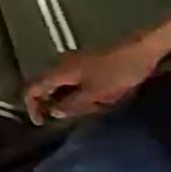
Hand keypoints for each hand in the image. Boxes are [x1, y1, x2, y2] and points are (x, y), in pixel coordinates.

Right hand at [23, 41, 161, 123]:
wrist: (139, 49)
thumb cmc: (116, 72)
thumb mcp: (96, 93)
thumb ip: (73, 104)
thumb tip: (54, 112)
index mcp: (55, 74)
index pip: (31, 91)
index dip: (31, 107)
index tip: (41, 122)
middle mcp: (56, 66)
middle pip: (43, 88)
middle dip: (51, 103)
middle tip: (67, 117)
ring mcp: (69, 63)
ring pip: (59, 84)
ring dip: (66, 98)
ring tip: (89, 108)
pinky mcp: (82, 62)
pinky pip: (70, 80)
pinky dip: (75, 91)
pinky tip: (95, 96)